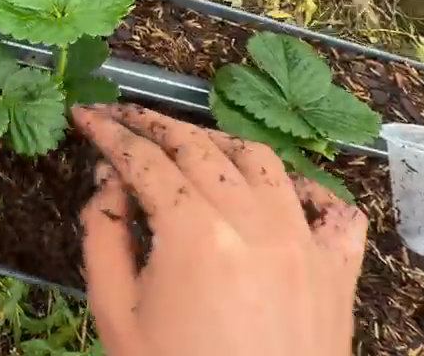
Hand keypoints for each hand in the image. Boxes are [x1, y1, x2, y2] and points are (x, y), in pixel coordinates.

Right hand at [75, 105, 365, 355]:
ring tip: (184, 144)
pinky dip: (303, 188)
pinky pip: (334, 211)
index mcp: (195, 235)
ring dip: (215, 141)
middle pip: (197, 145)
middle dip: (151, 122)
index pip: (143, 158)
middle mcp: (255, 226)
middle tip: (120, 116)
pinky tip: (271, 189)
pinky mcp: (338, 275)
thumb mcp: (113, 309)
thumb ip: (102, 230)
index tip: (85, 114)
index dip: (108, 131)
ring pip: (260, 160)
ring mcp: (305, 247)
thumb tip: (109, 177)